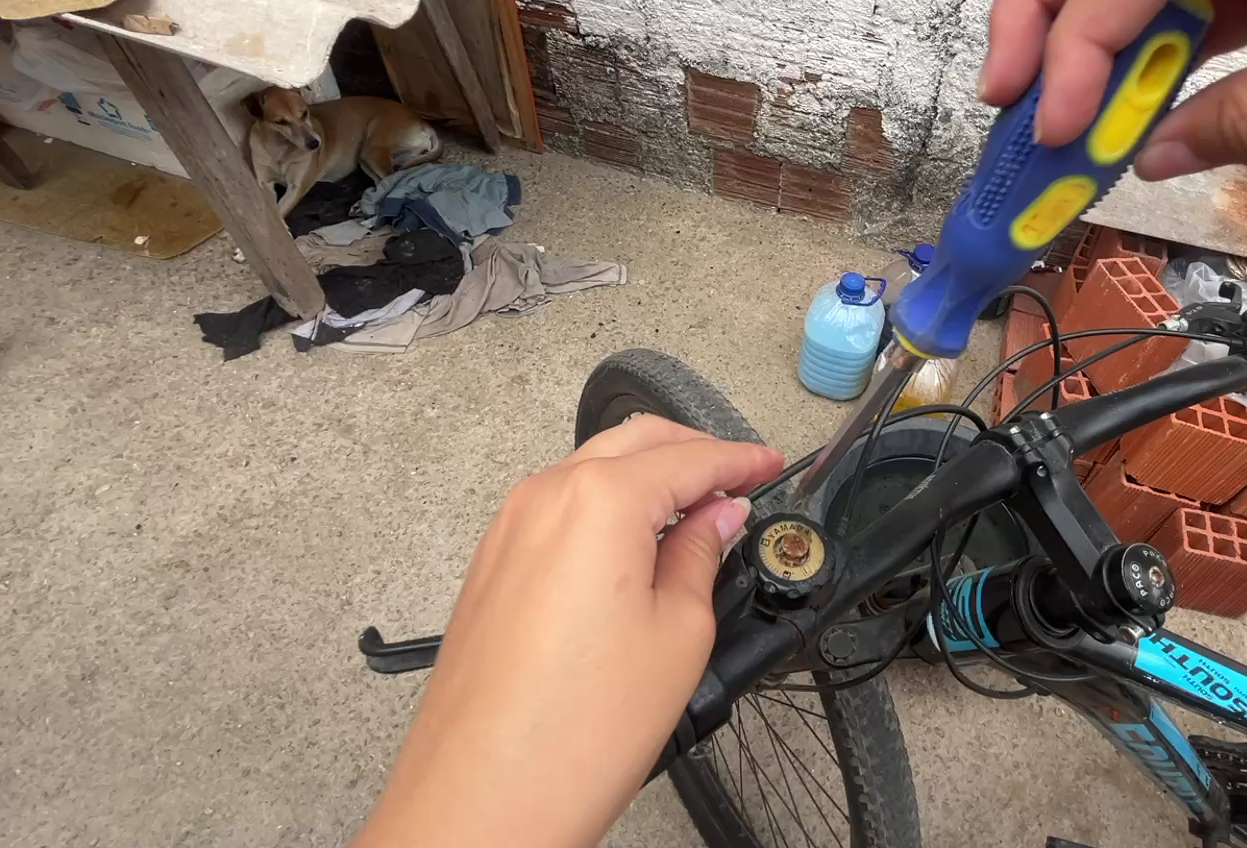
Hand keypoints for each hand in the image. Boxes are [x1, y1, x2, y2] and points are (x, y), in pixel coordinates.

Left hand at [352, 416, 782, 847]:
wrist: (477, 806)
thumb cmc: (575, 732)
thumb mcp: (678, 632)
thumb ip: (701, 553)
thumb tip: (717, 517)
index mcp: (601, 501)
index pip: (689, 459)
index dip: (739, 459)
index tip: (769, 463)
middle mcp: (548, 495)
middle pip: (638, 441)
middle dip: (694, 449)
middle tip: (738, 476)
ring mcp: (512, 523)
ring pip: (597, 464)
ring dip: (650, 472)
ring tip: (695, 508)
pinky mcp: (494, 557)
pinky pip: (564, 499)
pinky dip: (610, 499)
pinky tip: (637, 536)